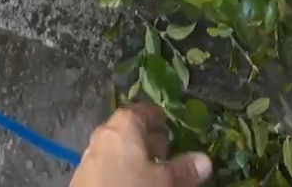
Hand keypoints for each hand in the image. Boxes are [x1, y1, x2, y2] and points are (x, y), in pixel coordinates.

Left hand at [69, 105, 211, 186]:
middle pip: (133, 130)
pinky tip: (132, 183)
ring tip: (152, 175)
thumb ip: (184, 169)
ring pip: (121, 148)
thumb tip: (205, 160)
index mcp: (125, 122)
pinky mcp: (85, 172)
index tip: (175, 134)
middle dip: (151, 142)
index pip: (148, 111)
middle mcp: (106, 130)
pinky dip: (122, 168)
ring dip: (137, 158)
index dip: (163, 122)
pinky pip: (109, 163)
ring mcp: (92, 151)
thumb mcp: (163, 182)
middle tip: (167, 158)